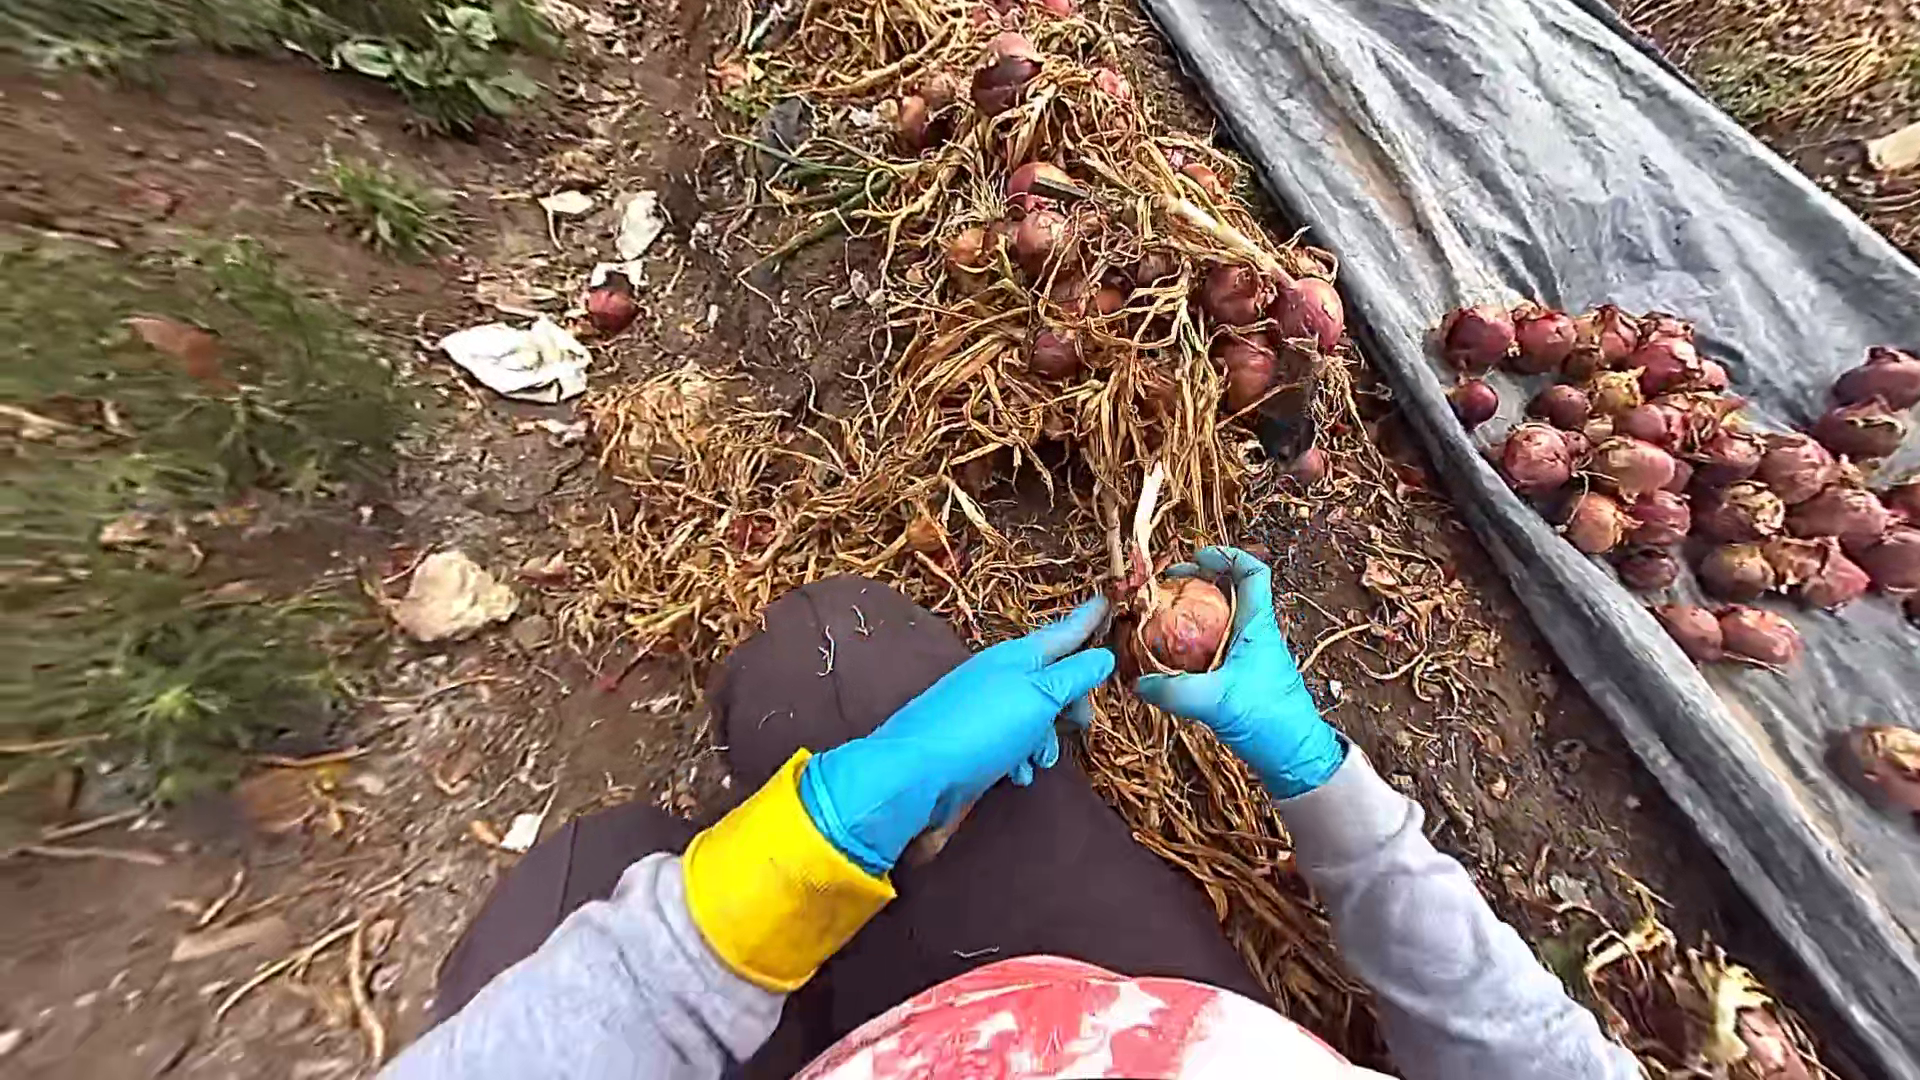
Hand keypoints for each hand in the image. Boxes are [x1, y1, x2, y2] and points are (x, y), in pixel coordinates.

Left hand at [800, 596, 1114, 873]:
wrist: (917, 773)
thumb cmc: (983, 726)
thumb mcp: (1037, 696)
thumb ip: (1073, 675)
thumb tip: (1103, 654)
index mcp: (1018, 656)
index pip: (1062, 632)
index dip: (1086, 619)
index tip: (1106, 599)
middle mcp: (1003, 676)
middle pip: (1055, 677)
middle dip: (1073, 701)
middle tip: (1082, 723)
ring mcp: (988, 707)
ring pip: (1039, 715)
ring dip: (1048, 738)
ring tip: (1040, 758)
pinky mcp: (978, 739)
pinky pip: (1016, 742)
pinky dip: (1024, 757)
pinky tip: (1020, 774)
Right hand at [1134, 546, 1343, 797]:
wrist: (1296, 761)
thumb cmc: (1270, 722)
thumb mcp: (1218, 702)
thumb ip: (1174, 691)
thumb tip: (1136, 682)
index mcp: (1258, 626)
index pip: (1253, 573)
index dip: (1227, 556)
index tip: (1195, 557)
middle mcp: (1252, 633)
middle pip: (1227, 589)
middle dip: (1196, 579)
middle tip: (1164, 584)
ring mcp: (1245, 653)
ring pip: (1216, 616)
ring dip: (1190, 608)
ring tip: (1159, 611)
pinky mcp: (1236, 673)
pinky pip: (1209, 643)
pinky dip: (1187, 639)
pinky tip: (1166, 651)